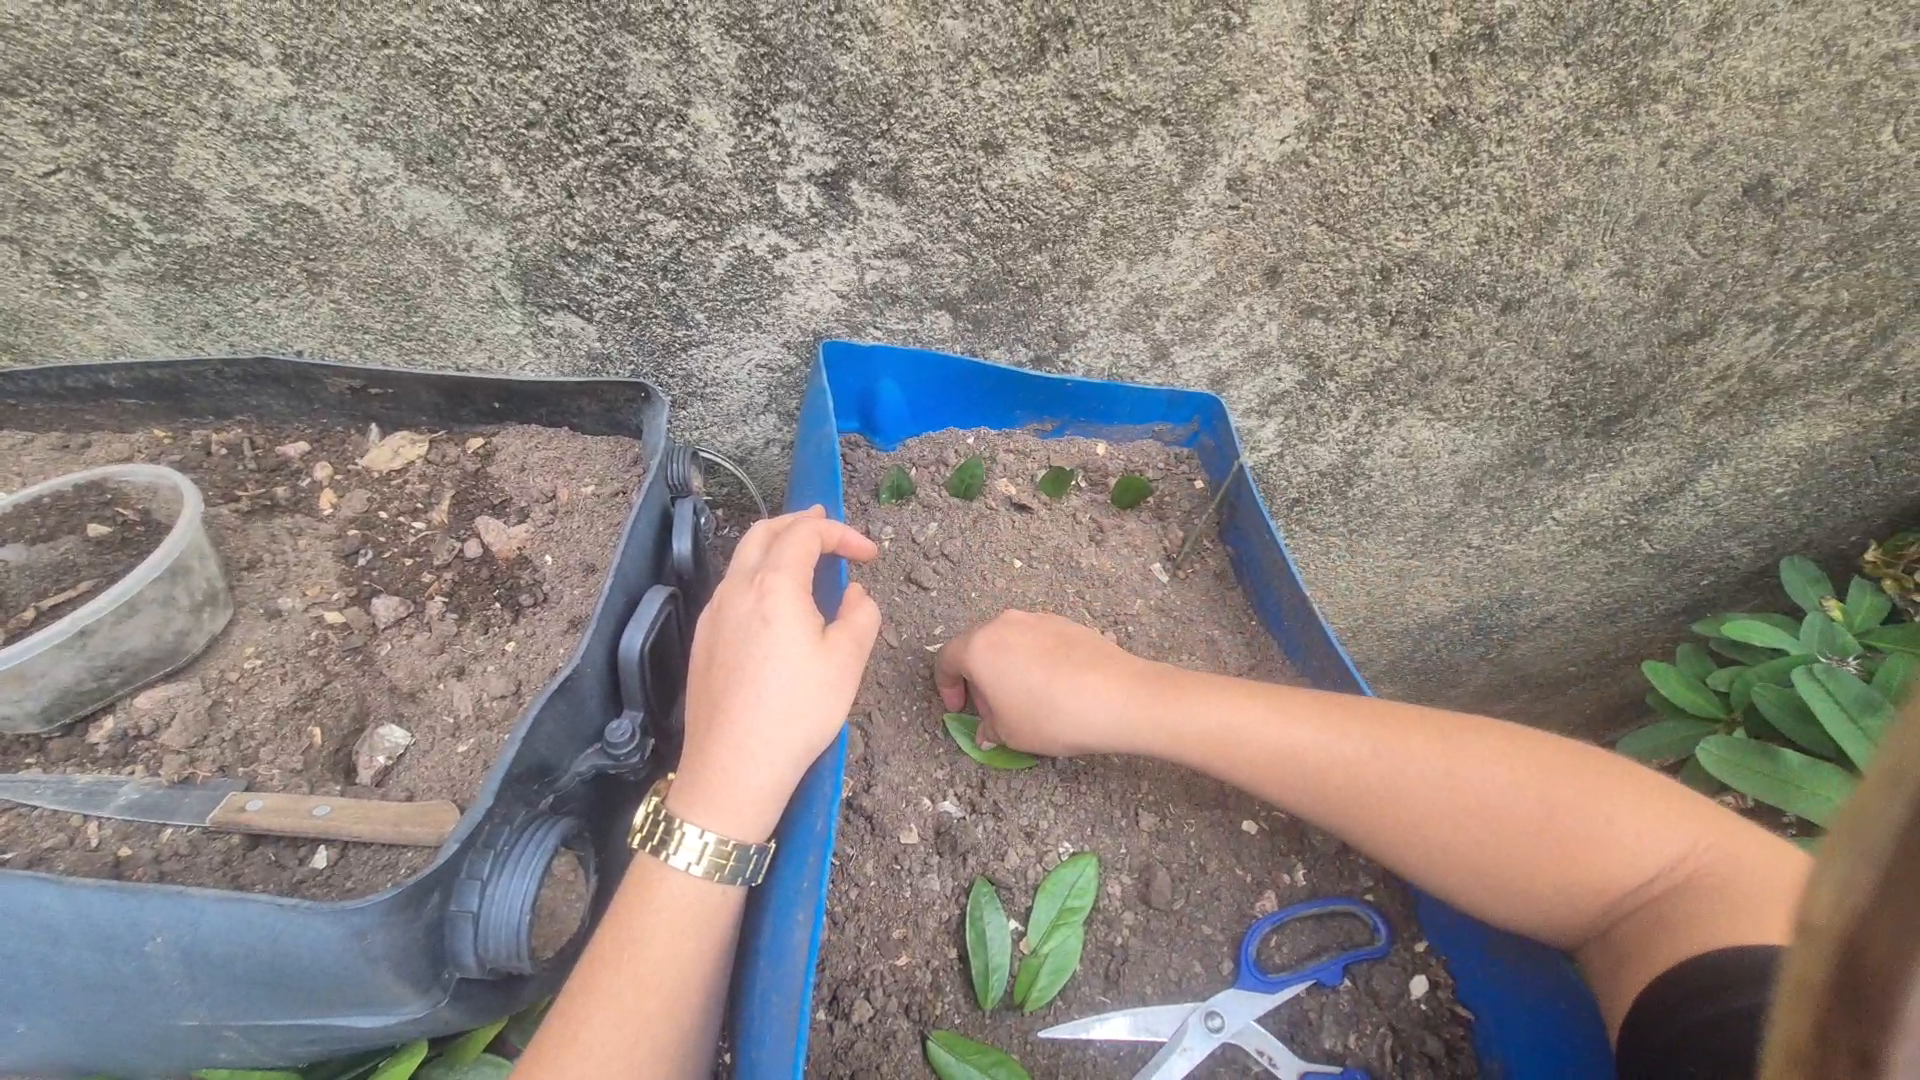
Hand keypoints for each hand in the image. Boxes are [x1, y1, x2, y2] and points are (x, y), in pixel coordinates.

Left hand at [669, 506, 881, 841]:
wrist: (732, 769)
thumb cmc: (796, 714)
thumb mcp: (847, 662)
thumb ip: (860, 615)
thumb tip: (854, 594)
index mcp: (773, 586)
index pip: (806, 535)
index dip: (842, 534)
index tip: (870, 554)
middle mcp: (736, 590)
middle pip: (764, 533)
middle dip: (799, 523)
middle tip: (827, 526)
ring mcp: (713, 614)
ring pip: (742, 559)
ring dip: (776, 547)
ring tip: (804, 559)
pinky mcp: (703, 640)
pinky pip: (732, 589)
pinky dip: (759, 576)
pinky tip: (776, 603)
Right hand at [934, 610, 1169, 757]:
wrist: (1116, 696)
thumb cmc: (1052, 715)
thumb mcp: (1010, 733)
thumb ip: (990, 728)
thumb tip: (988, 730)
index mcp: (979, 646)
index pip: (946, 659)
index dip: (947, 687)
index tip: (959, 709)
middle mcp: (1004, 624)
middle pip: (978, 647)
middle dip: (978, 679)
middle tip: (991, 710)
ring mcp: (1038, 619)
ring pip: (1009, 642)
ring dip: (1007, 668)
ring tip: (1024, 700)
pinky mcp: (1067, 623)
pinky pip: (1038, 641)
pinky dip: (1035, 661)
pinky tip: (1053, 688)